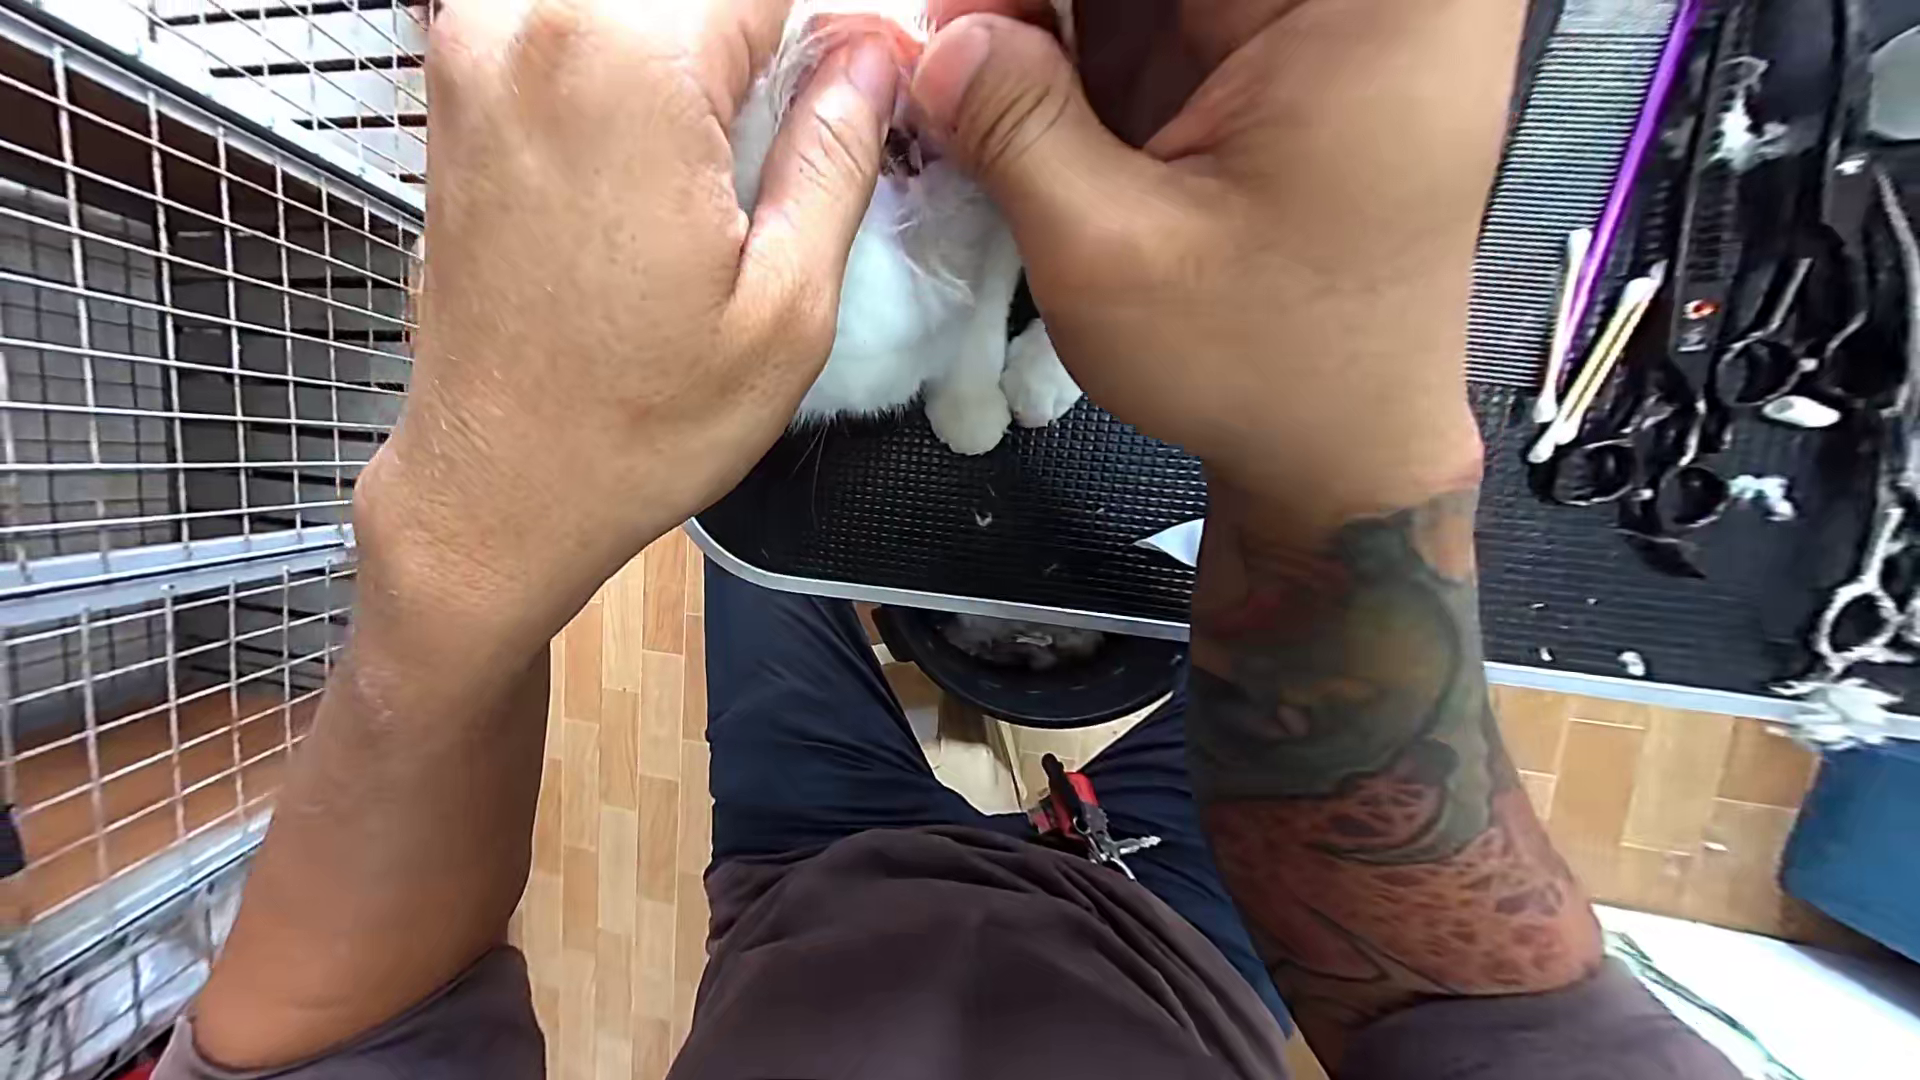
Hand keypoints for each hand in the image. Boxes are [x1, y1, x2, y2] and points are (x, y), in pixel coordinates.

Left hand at [359, 0, 902, 647]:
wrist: (510, 485)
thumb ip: (834, 160)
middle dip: (776, 33)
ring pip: (635, 2)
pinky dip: (650, 65)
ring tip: (755, 152)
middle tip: (822, 118)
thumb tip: (872, 56)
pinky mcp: (459, 95)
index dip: (840, 16)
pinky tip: (685, 151)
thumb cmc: (658, 420)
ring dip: (715, 51)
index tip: (874, 74)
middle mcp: (530, 18)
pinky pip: (575, 26)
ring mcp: (474, 47)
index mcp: (631, 64)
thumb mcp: (787, 309)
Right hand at [913, 0, 1523, 526]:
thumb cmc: (1243, 366)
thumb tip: (938, 41)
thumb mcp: (1109, 253)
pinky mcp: (1275, 92)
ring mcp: (1318, 39)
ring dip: (1054, 39)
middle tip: (951, 53)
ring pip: (1151, 5)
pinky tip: (1022, 109)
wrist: (1327, 447)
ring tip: (972, 85)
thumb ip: (1015, 129)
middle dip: (1040, 11)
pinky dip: (1085, 76)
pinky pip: (1165, 47)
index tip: (952, 23)